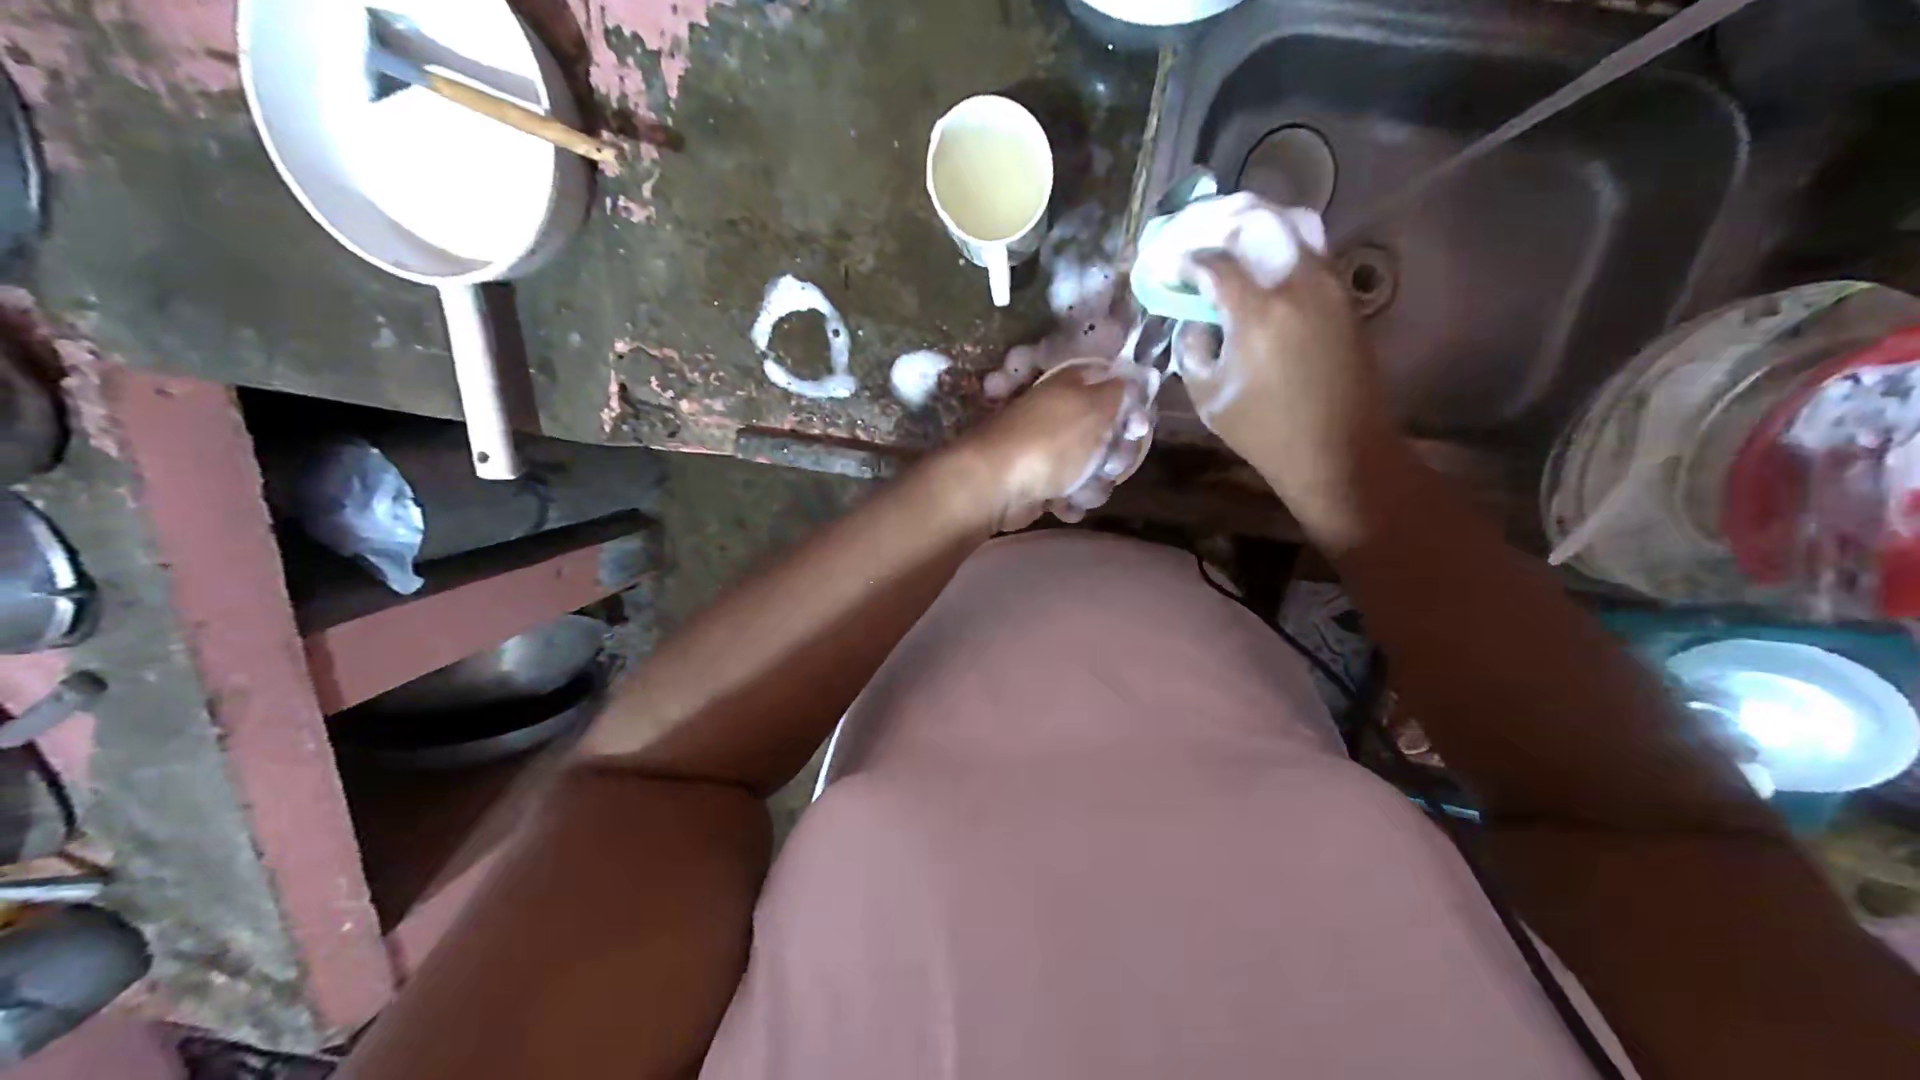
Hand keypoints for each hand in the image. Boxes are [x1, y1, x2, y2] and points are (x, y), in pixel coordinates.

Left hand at [951, 361, 1146, 531]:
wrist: (998, 485)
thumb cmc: (1052, 442)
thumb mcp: (1096, 407)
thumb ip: (1121, 393)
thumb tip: (1136, 379)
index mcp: (1072, 388)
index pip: (1114, 392)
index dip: (1131, 411)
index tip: (1136, 428)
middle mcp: (1061, 416)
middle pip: (1109, 437)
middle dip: (1114, 457)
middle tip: (1107, 464)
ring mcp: (1049, 451)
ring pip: (1093, 470)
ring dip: (1092, 484)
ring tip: (1077, 489)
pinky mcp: (1040, 484)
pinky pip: (1071, 493)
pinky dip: (1070, 501)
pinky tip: (1062, 504)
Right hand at [1181, 248, 1398, 541]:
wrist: (1338, 449)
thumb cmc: (1264, 430)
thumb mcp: (1208, 396)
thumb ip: (1192, 349)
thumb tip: (1193, 322)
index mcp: (1258, 311)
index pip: (1215, 262)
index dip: (1187, 262)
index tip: (1171, 269)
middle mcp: (1298, 284)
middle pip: (1260, 220)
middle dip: (1222, 220)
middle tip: (1199, 233)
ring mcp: (1329, 286)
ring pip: (1295, 225)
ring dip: (1259, 224)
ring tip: (1232, 237)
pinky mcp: (1345, 297)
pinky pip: (1313, 250)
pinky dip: (1284, 244)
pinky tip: (1263, 263)